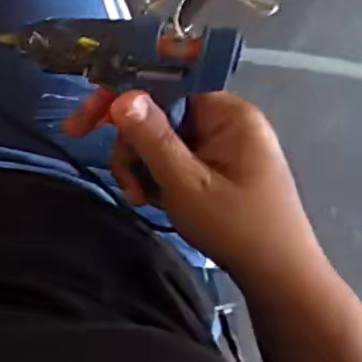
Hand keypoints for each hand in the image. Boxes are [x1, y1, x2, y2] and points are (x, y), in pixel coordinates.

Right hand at [66, 89, 328, 285]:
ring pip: (157, 138)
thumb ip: (152, 138)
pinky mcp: (213, 164)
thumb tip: (121, 97)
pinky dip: (154, 176)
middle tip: (122, 180)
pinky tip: (153, 199)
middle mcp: (223, 119)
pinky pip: (170, 156)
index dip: (120, 98)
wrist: (278, 276)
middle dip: (131, 146)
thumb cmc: (238, 227)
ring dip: (139, 166)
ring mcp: (219, 142)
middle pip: (155, 114)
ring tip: (141, 198)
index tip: (84, 123)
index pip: (163, 85)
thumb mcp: (186, 183)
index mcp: (226, 112)